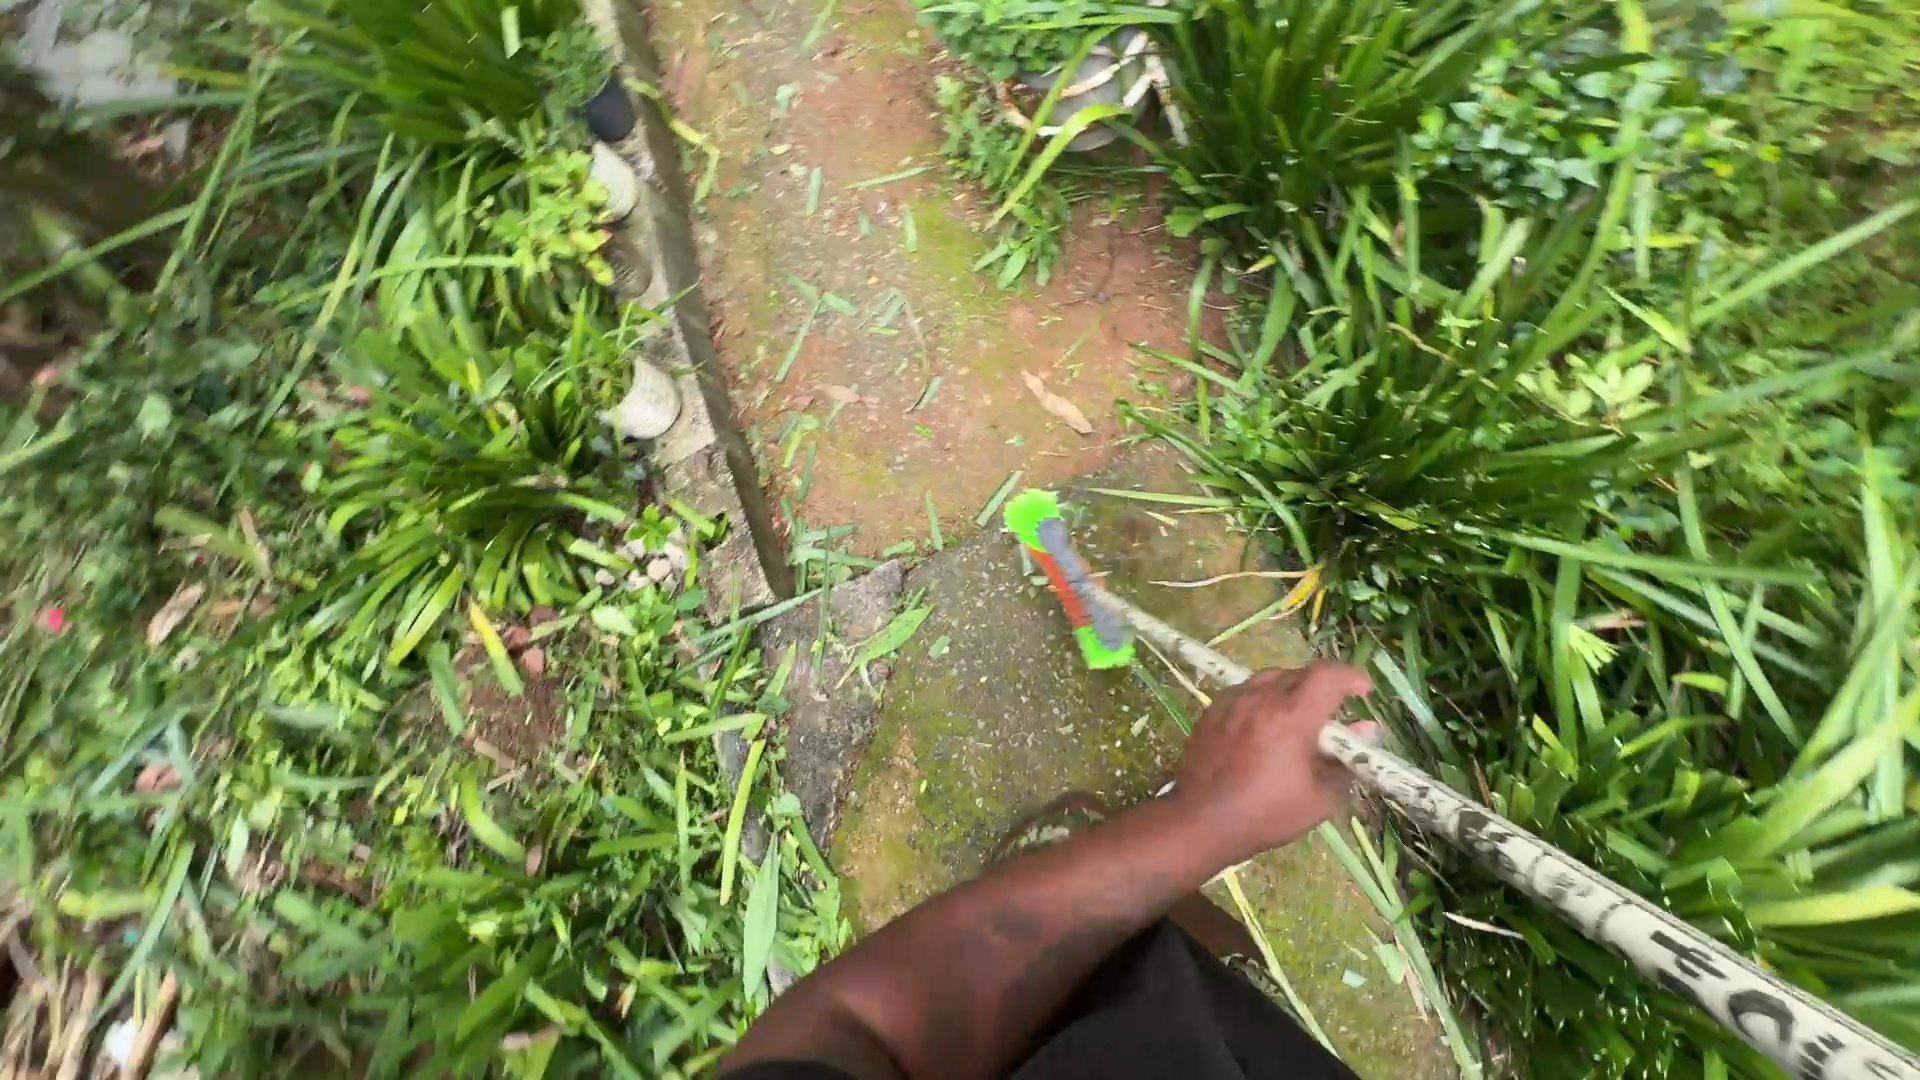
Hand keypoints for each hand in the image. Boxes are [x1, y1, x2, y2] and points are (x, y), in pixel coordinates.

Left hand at [1171, 662, 1374, 862]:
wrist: (1202, 819)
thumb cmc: (1266, 813)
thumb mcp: (1320, 797)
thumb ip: (1345, 760)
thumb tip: (1367, 731)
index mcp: (1290, 716)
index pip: (1326, 675)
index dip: (1350, 676)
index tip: (1362, 691)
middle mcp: (1259, 698)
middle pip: (1298, 673)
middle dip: (1322, 686)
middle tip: (1332, 712)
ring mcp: (1231, 701)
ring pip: (1269, 678)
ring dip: (1291, 689)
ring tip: (1299, 717)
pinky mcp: (1211, 710)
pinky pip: (1245, 690)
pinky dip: (1263, 698)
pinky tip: (1266, 724)